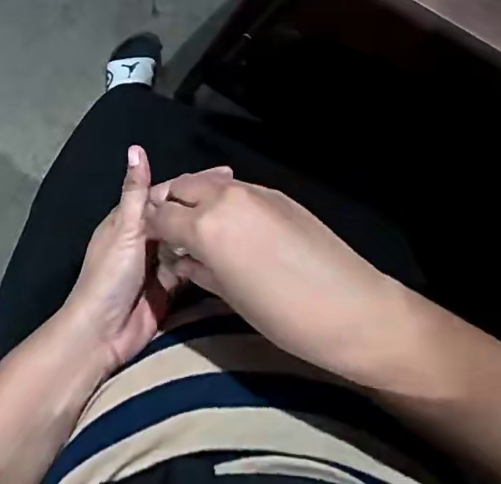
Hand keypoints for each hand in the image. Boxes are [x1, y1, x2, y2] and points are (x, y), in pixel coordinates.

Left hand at [55, 148, 227, 374]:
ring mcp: (154, 262)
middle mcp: (142, 236)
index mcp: (128, 217)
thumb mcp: (125, 228)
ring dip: (204, 233)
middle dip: (202, 207)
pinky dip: (200, 261)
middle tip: (238, 198)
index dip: (192, 183)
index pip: (165, 192)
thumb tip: (136, 148)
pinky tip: (223, 254)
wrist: (101, 334)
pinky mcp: (165, 287)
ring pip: (184, 241)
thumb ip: (135, 191)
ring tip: (236, 222)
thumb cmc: (110, 275)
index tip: (225, 174)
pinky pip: (187, 268)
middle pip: (177, 216)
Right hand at [144, 171, 421, 387]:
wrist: (352, 307)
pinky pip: (236, 189)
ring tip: (197, 227)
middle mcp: (224, 198)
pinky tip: (229, 225)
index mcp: (206, 226)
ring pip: (208, 183)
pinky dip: (222, 201)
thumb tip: (182, 261)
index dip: (150, 229)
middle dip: (169, 205)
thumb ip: (199, 270)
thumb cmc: (284, 315)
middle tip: (170, 232)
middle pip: (181, 187)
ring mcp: (253, 191)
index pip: (160, 216)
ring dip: (195, 199)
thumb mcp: (231, 297)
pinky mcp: (275, 194)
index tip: (148, 242)